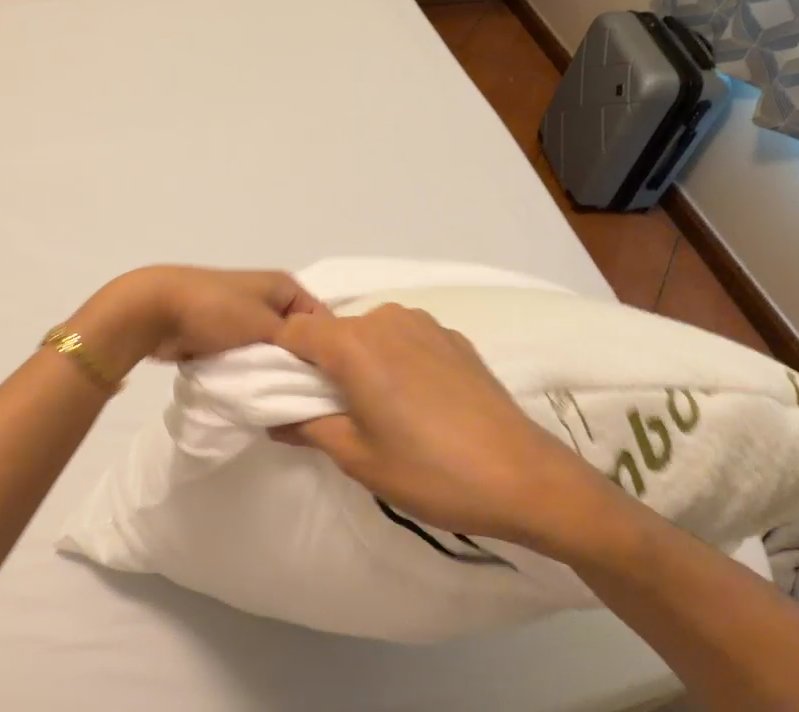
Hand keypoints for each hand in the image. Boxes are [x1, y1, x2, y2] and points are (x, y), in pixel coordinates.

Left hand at [63, 266, 327, 378]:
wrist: (154, 309)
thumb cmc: (216, 311)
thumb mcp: (266, 327)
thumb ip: (298, 348)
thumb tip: (319, 370)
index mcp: (285, 286)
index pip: (325, 323)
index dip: (331, 353)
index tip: (334, 388)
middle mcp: (268, 299)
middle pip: (298, 340)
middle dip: (300, 368)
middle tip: (310, 402)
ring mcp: (243, 318)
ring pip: (270, 354)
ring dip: (271, 374)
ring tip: (284, 403)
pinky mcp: (221, 337)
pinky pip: (245, 361)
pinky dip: (248, 375)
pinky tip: (256, 397)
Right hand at [269, 306, 610, 547]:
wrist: (525, 478)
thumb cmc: (430, 471)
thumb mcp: (358, 458)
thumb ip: (308, 427)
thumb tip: (273, 418)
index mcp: (355, 344)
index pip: (294, 330)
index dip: (278, 357)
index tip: (278, 391)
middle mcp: (387, 320)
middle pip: (333, 331)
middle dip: (320, 364)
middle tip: (327, 411)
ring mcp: (426, 325)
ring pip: (370, 334)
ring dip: (360, 362)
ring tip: (376, 410)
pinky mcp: (456, 339)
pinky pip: (406, 340)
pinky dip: (395, 361)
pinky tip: (416, 404)